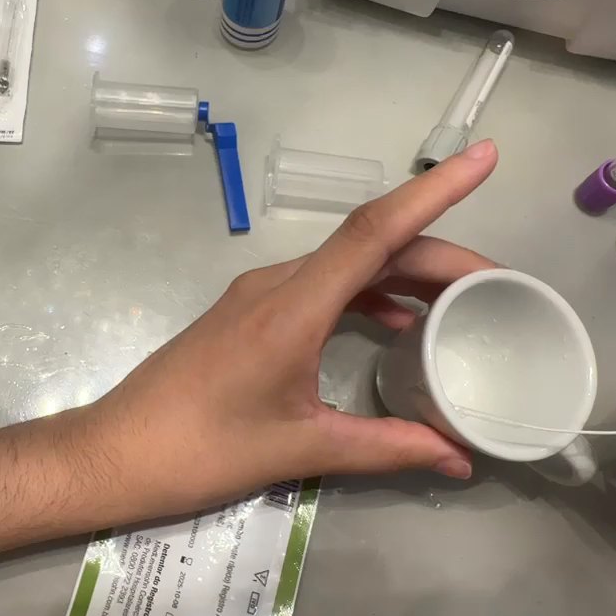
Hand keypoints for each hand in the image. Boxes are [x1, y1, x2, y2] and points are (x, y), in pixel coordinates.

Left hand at [80, 139, 499, 521]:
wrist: (119, 451)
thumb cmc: (202, 449)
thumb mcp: (300, 448)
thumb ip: (384, 446)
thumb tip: (458, 458)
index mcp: (291, 306)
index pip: (374, 231)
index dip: (434, 191)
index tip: (485, 158)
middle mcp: (275, 285)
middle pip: (368, 247)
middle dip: (436, 255)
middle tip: (496, 283)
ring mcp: (256, 297)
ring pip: (343, 266)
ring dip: (400, 274)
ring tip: (457, 301)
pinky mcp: (246, 315)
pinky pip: (318, 288)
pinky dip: (363, 296)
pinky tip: (392, 324)